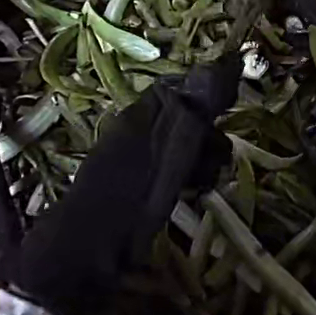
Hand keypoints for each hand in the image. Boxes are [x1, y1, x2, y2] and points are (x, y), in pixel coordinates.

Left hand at [9, 56, 240, 314]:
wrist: (84, 251)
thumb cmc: (131, 194)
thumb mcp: (171, 147)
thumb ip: (197, 108)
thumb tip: (223, 63)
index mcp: (142, 113)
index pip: (183, 85)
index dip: (211, 92)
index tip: (231, 107)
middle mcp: (137, 128)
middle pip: (187, 116)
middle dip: (209, 135)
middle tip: (218, 159)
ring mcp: (136, 156)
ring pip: (183, 144)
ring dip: (203, 159)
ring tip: (206, 181)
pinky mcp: (138, 183)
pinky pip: (174, 167)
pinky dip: (189, 176)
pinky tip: (194, 192)